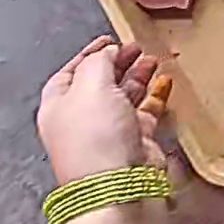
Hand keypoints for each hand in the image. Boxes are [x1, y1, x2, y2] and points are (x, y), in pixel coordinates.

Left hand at [37, 36, 165, 185]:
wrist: (118, 183)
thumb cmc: (96, 136)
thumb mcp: (91, 86)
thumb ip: (99, 62)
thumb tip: (109, 52)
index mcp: (60, 105)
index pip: (72, 72)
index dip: (90, 54)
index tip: (110, 40)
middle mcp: (83, 117)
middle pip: (100, 82)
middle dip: (118, 63)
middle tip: (137, 48)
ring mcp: (111, 130)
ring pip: (125, 95)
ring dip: (139, 76)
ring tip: (153, 59)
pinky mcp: (137, 140)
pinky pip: (147, 111)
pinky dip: (156, 95)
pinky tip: (164, 81)